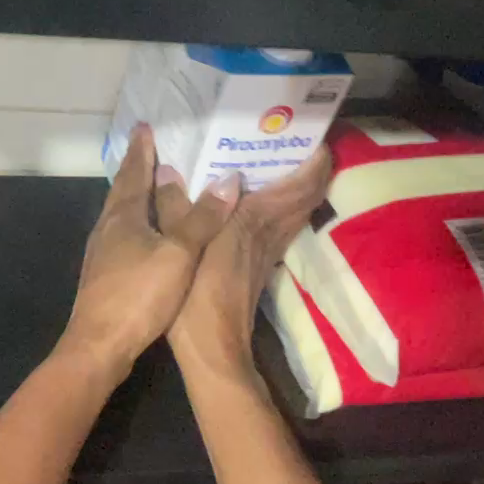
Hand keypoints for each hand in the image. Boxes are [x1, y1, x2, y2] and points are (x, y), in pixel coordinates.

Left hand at [60, 125, 239, 380]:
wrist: (99, 344)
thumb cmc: (139, 294)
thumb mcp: (179, 254)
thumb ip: (202, 218)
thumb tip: (228, 179)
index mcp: (123, 217)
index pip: (133, 173)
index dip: (142, 151)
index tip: (144, 128)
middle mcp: (107, 228)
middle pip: (122, 191)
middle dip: (136, 169)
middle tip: (148, 149)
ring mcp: (101, 253)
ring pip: (120, 214)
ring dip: (135, 196)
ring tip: (151, 187)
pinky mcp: (103, 276)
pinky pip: (122, 236)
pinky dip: (136, 223)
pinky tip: (144, 236)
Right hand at [168, 147, 333, 382]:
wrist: (212, 349)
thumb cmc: (195, 297)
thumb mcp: (178, 246)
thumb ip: (175, 206)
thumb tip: (168, 169)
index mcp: (252, 222)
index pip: (298, 186)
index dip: (314, 160)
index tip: (316, 133)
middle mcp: (268, 233)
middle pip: (306, 196)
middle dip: (313, 167)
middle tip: (301, 138)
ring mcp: (267, 252)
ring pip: (298, 212)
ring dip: (303, 187)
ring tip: (288, 159)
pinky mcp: (260, 266)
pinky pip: (283, 225)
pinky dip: (287, 206)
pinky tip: (266, 200)